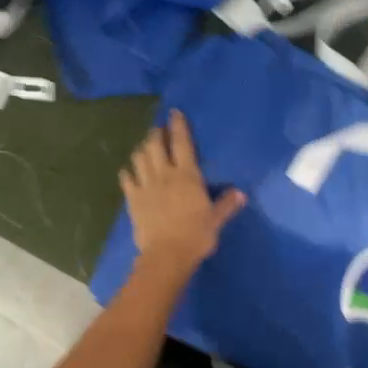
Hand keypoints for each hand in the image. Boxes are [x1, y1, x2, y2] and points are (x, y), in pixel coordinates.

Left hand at [120, 110, 246, 277]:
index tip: (174, 112)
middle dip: (156, 133)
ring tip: (145, 148)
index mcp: (187, 175)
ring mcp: (145, 186)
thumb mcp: (216, 220)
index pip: (182, 142)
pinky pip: (127, 179)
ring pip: (139, 158)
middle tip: (158, 129)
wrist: (166, 255)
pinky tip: (129, 171)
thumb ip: (227, 204)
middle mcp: (164, 174)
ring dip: (142, 149)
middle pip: (155, 144)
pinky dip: (128, 172)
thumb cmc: (196, 236)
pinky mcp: (132, 200)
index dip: (178, 125)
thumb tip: (241, 193)